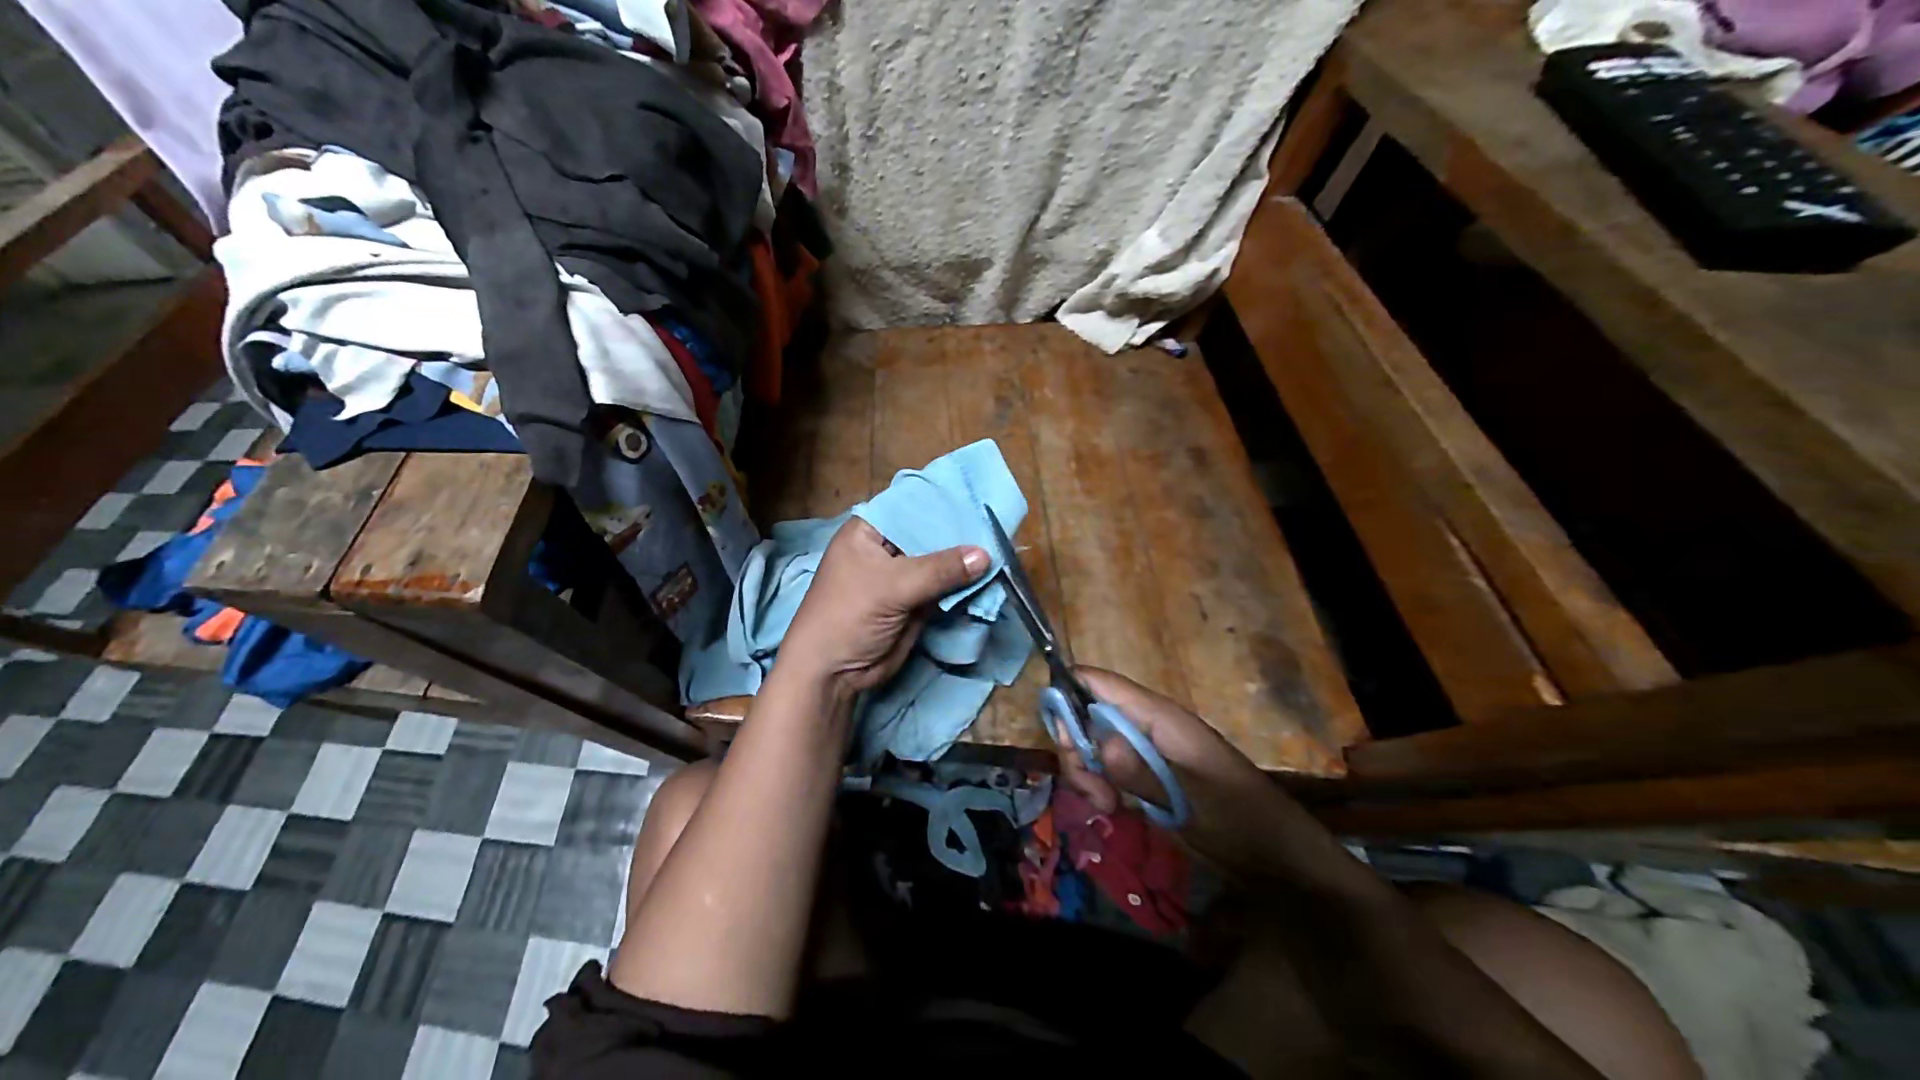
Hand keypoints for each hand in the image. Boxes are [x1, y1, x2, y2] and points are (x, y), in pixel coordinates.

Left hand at [775, 518, 988, 694]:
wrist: (834, 673)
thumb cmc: (849, 615)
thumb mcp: (892, 586)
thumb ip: (940, 569)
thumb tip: (986, 554)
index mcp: (869, 530)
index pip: (912, 505)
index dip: (945, 503)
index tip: (981, 498)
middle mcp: (887, 548)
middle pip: (931, 534)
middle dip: (962, 535)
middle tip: (1001, 526)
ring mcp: (903, 576)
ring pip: (942, 563)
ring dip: (967, 563)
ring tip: (1004, 550)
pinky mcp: (916, 602)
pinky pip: (946, 588)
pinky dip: (965, 586)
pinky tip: (992, 577)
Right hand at [1059, 668, 1298, 875]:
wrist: (1277, 855)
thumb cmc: (1240, 818)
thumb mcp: (1192, 798)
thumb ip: (1143, 771)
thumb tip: (1099, 745)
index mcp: (1158, 716)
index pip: (1098, 683)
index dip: (1068, 697)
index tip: (1063, 742)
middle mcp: (1146, 724)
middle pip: (1086, 716)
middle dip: (1078, 750)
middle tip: (1094, 794)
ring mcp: (1145, 749)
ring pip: (1093, 743)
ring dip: (1088, 772)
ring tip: (1106, 806)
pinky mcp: (1146, 773)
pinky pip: (1107, 765)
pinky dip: (1100, 784)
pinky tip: (1113, 808)